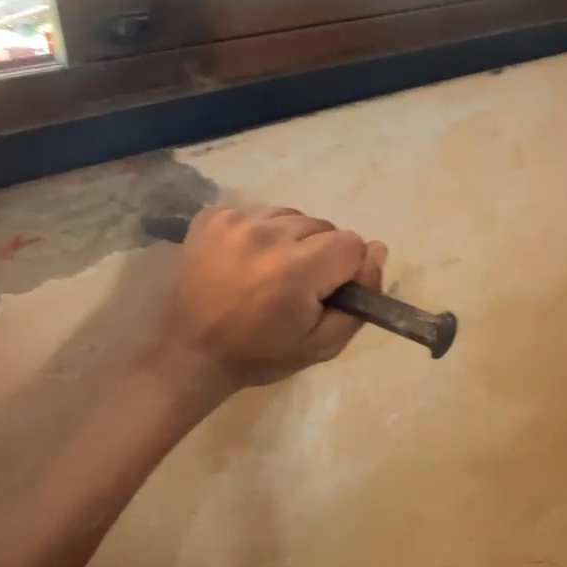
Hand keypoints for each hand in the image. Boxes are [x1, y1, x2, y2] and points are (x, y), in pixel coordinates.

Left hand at [156, 205, 386, 392]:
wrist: (190, 351)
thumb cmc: (260, 353)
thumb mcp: (323, 344)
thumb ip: (360, 300)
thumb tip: (377, 251)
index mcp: (298, 267)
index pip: (352, 243)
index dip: (347, 270)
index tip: (325, 293)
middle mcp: (269, 233)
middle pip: (322, 226)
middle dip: (319, 253)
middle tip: (296, 287)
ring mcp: (237, 220)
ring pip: (291, 216)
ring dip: (291, 240)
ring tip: (270, 271)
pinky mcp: (213, 216)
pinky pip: (258, 212)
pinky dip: (260, 233)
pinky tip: (246, 261)